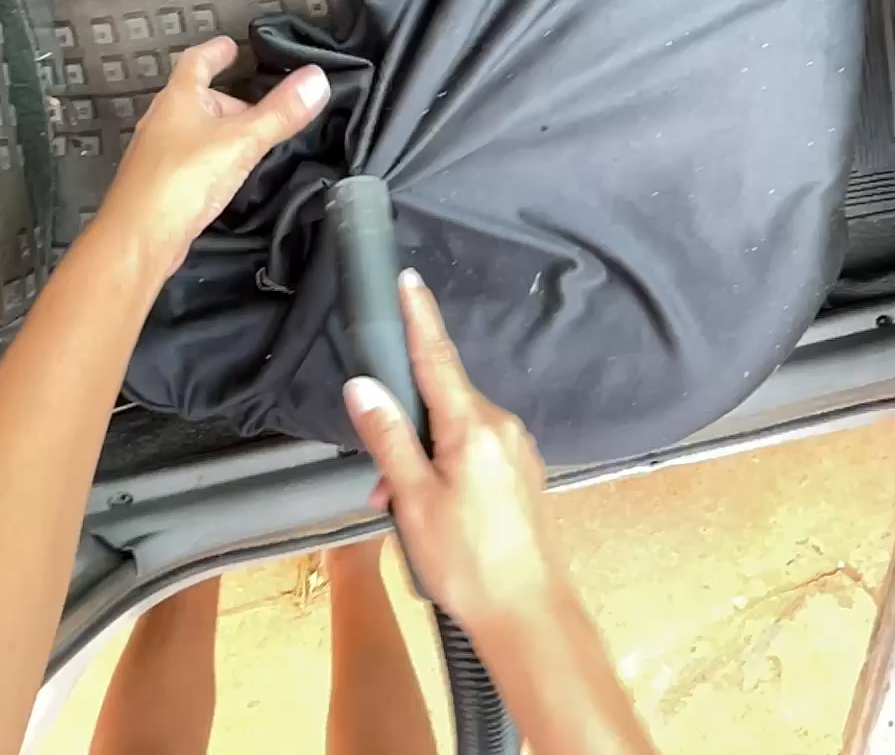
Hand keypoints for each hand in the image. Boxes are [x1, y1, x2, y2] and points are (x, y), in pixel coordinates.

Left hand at [95, 36, 328, 278]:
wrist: (140, 236)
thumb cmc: (183, 179)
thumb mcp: (243, 140)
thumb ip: (280, 113)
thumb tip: (316, 79)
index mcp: (178, 99)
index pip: (197, 62)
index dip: (216, 52)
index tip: (231, 46)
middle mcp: (162, 121)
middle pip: (196, 98)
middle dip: (227, 97)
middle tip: (258, 104)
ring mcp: (158, 153)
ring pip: (193, 130)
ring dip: (219, 129)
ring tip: (249, 139)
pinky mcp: (161, 184)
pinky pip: (191, 159)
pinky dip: (211, 158)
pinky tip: (227, 174)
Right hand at [343, 271, 564, 631]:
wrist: (530, 615)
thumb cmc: (468, 560)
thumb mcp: (414, 499)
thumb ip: (388, 436)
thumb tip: (363, 385)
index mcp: (473, 425)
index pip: (437, 355)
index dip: (420, 316)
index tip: (410, 279)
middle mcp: (501, 425)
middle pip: (442, 400)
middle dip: (406, 426)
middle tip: (382, 480)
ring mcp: (516, 447)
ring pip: (455, 431)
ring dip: (423, 457)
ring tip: (404, 509)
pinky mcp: (521, 470)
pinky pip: (474, 450)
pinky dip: (446, 467)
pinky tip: (433, 509)